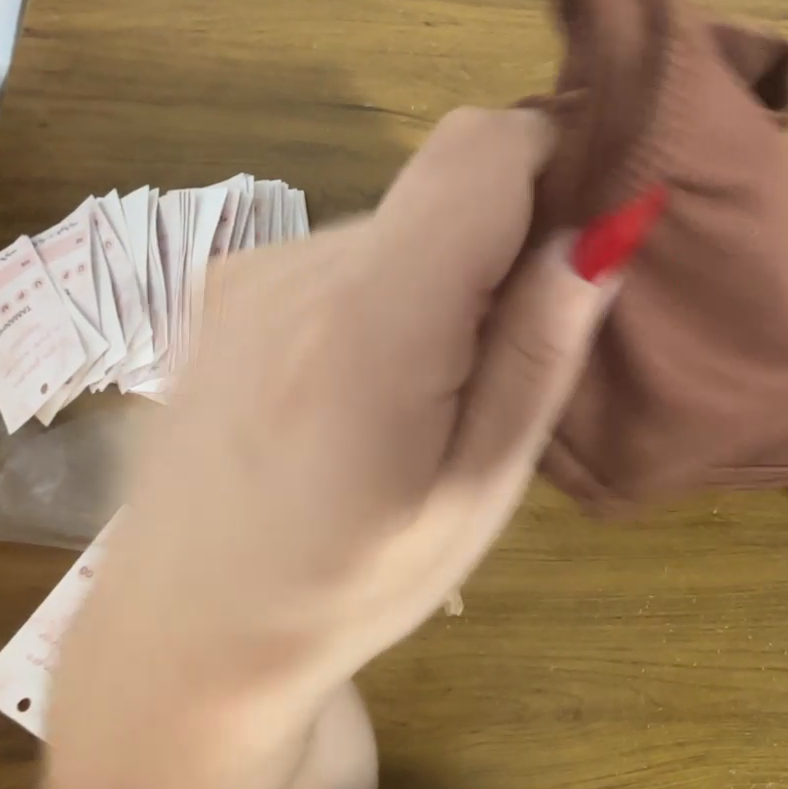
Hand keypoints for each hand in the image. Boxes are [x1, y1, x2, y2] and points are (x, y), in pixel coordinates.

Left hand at [39, 107, 640, 788]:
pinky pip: (363, 246)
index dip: (553, 157)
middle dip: (514, 236)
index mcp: (370, 325)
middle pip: (450, 184)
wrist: (186, 636)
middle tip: (523, 345)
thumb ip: (540, 350)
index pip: (479, 153)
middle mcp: (298, 267)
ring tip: (448, 379)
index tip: (592, 221)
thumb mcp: (483, 485)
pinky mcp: (232, 282)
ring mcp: (252, 269)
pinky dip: (406, 283)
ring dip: (458, 269)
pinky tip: (386, 376)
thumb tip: (601, 232)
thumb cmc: (359, 581)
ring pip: (410, 216)